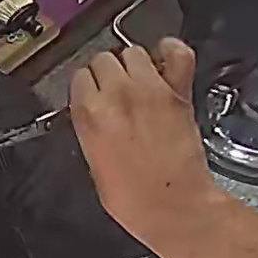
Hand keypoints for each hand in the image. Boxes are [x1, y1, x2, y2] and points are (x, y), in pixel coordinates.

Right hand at [69, 38, 223, 251]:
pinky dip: (170, 51)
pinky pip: (176, 53)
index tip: (90, 95)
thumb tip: (93, 113)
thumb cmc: (133, 197)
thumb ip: (90, 129)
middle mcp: (117, 96)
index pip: (79, 78)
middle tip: (111, 91)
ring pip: (133, 52)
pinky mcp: (178, 93)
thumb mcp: (92, 164)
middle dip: (105, 73)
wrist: (173, 206)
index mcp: (89, 115)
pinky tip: (164, 58)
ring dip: (131, 64)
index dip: (85, 87)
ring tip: (135, 80)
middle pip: (103, 60)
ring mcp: (150, 90)